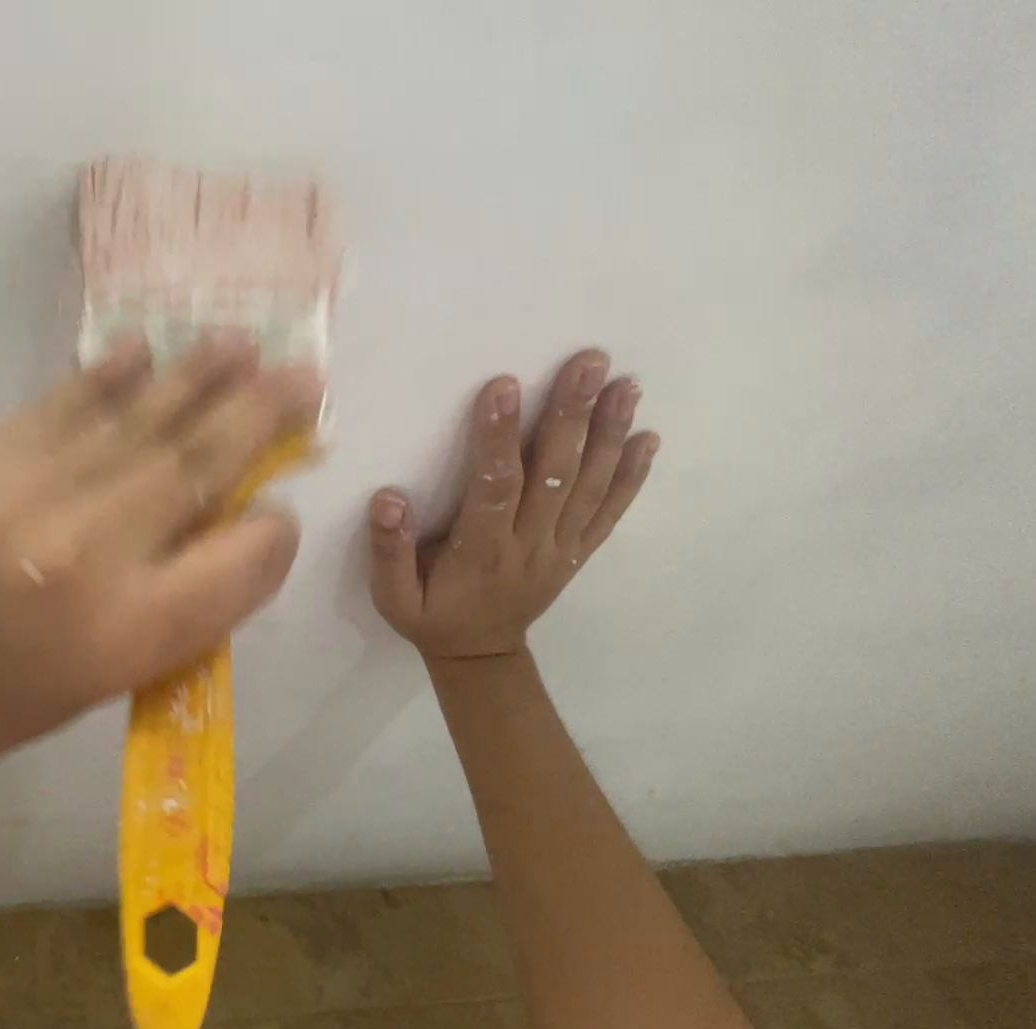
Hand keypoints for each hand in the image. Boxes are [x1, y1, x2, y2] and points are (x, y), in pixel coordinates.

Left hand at [0, 332, 323, 772]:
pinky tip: (146, 348)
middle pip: (194, 468)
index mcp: (134, 629)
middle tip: (302, 376)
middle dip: (256, 414)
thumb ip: (204, 594)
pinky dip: (106, 375)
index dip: (273, 526)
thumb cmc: (39, 690)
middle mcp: (86, 558)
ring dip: (195, 377)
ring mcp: (25, 502)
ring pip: (134, 424)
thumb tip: (255, 511)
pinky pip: (58, 407)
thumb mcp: (136, 665)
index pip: (239, 559)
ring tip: (241, 343)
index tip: (283, 500)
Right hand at [367, 349, 657, 660]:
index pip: (494, 487)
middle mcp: (529, 544)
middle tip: (589, 363)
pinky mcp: (577, 551)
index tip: (506, 386)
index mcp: (483, 552)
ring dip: (608, 433)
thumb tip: (388, 497)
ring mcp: (560, 548)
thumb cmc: (431, 618)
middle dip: (571, 415)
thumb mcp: (392, 597)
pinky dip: (631, 476)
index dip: (498, 437)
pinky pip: (609, 512)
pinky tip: (647, 437)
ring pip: (589, 486)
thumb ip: (390, 550)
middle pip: (555, 474)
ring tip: (625, 384)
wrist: (481, 658)